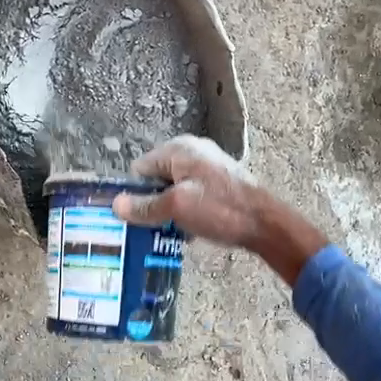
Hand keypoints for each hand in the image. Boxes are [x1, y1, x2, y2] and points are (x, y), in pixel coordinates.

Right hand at [113, 136, 326, 285]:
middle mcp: (192, 150)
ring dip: (171, 210)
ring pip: (174, 189)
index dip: (136, 193)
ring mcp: (208, 165)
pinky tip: (192, 229)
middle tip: (157, 227)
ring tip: (176, 231)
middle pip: (157, 178)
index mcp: (179, 148)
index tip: (140, 217)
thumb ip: (145, 206)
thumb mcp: (176, 208)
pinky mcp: (219, 181)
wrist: (265, 223)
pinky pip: (191, 194)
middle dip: (154, 202)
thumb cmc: (220, 209)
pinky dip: (188, 210)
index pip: (140, 169)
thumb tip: (115, 205)